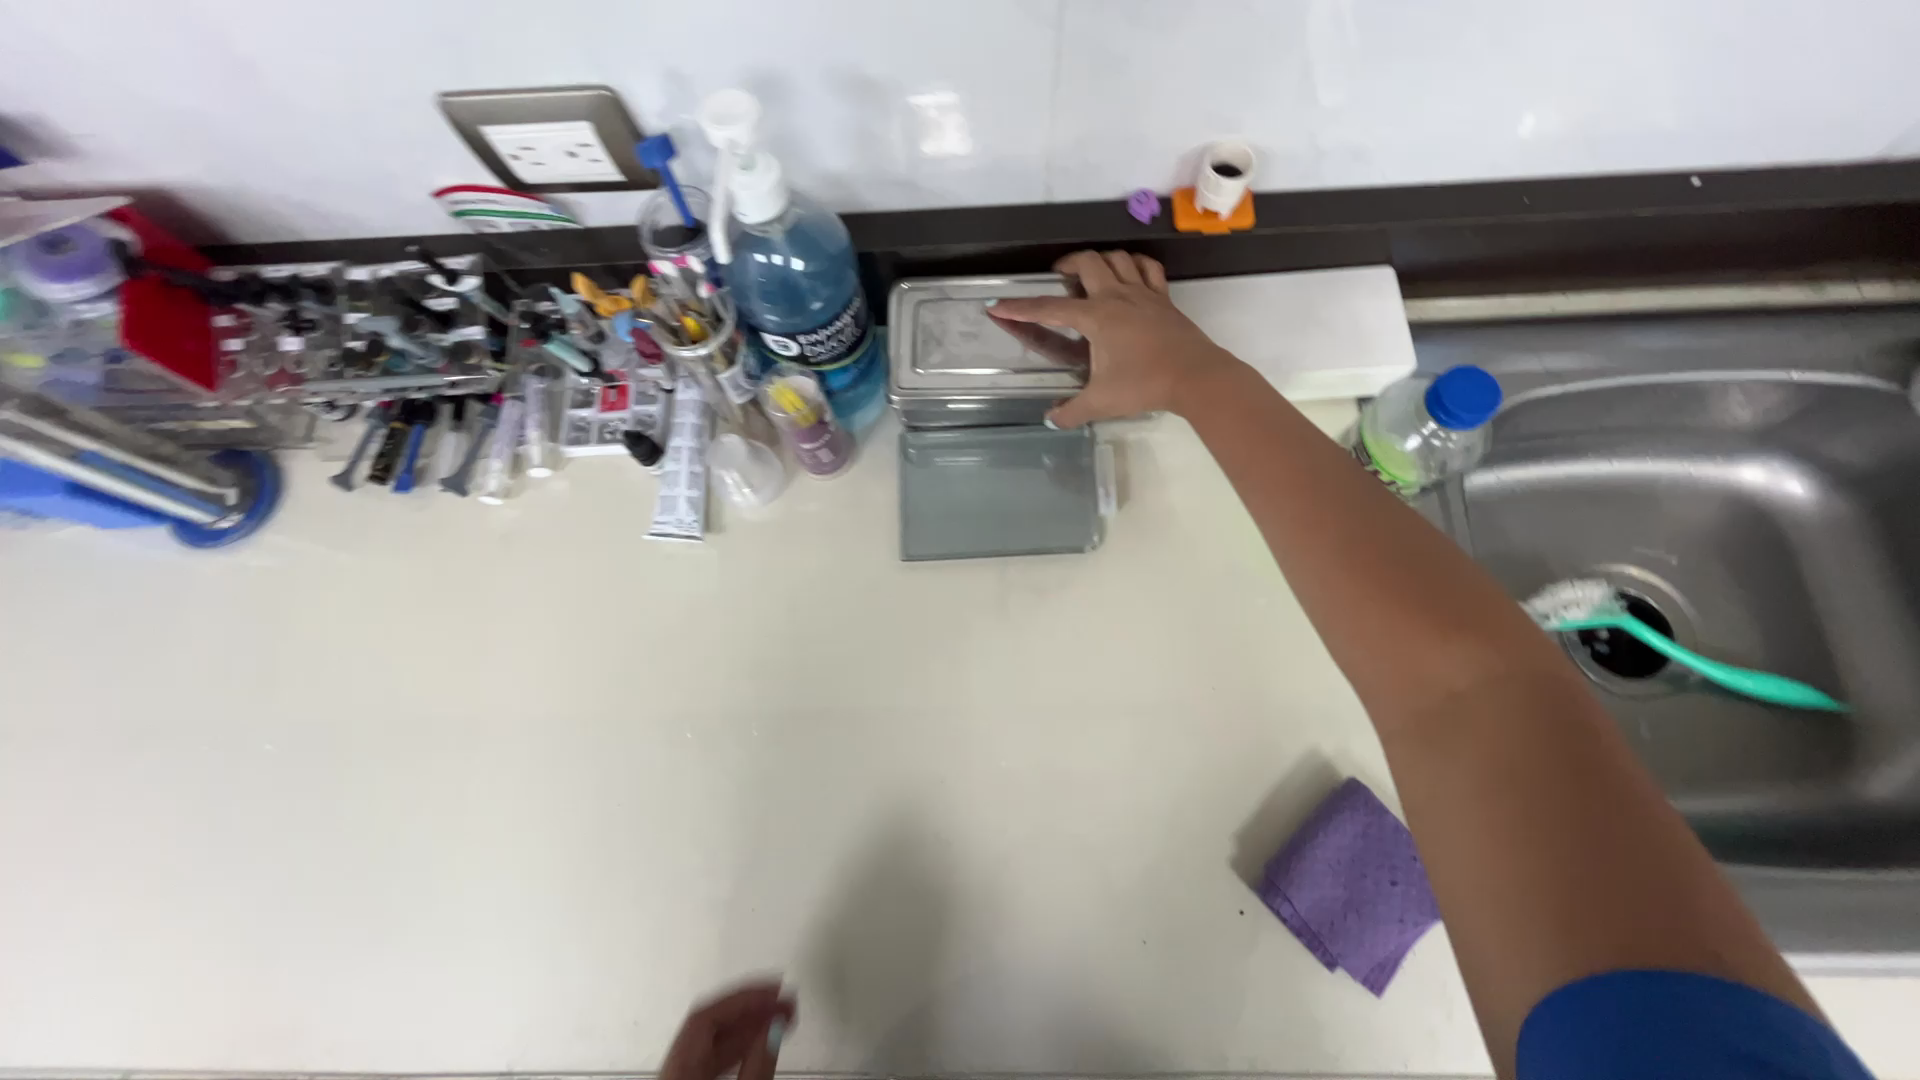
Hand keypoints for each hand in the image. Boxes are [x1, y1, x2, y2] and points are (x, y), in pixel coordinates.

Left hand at [660, 981, 794, 1079]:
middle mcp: (673, 1066)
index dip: (744, 995)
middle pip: (711, 1022)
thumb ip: (756, 1062)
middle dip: (753, 1005)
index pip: (706, 1014)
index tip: (776, 986)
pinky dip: (741, 1042)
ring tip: (782, 1012)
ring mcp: (679, 1075)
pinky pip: (713, 1053)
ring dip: (751, 1022)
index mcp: (677, 1065)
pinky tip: (764, 1037)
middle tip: (784, 996)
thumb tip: (774, 1024)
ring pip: (714, 1038)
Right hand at [987, 250, 1241, 427]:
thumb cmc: (1144, 385)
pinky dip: (1134, 264)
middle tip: (1057, 277)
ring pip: (1118, 258)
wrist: (1195, 377)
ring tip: (1090, 273)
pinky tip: (1129, 273)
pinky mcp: (1165, 299)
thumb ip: (1072, 411)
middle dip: (1066, 264)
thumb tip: (1050, 420)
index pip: (1050, 308)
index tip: (997, 305)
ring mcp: (1144, 294)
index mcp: (1096, 317)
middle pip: (1088, 262)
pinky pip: (1148, 268)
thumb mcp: (1101, 402)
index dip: (1020, 308)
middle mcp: (1117, 296)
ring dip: (1100, 259)